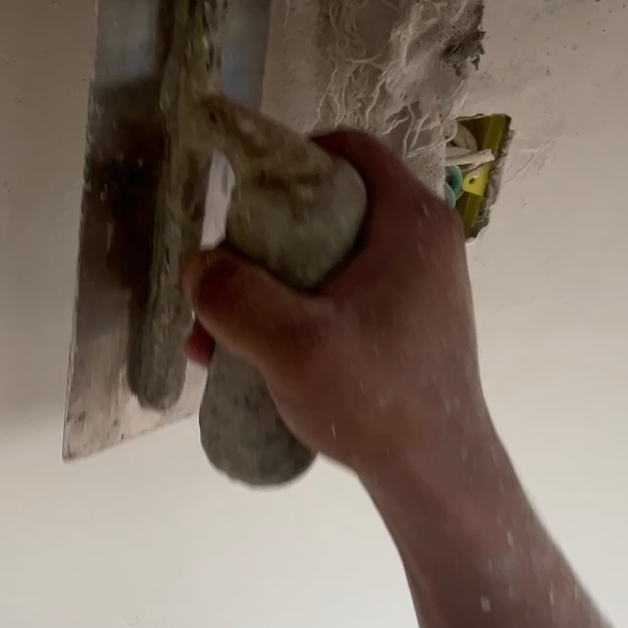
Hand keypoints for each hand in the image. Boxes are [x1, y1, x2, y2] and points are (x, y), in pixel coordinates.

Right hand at [181, 131, 493, 485]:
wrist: (431, 474)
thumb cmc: (375, 398)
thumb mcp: (294, 345)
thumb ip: (236, 299)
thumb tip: (196, 265)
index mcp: (407, 225)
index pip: (346, 153)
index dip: (286, 162)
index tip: (236, 201)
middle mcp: (412, 246)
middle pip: (319, 212)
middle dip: (254, 248)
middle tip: (214, 284)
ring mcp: (402, 289)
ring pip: (313, 264)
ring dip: (256, 293)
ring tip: (211, 337)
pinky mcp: (388, 326)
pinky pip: (321, 302)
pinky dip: (278, 319)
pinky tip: (237, 357)